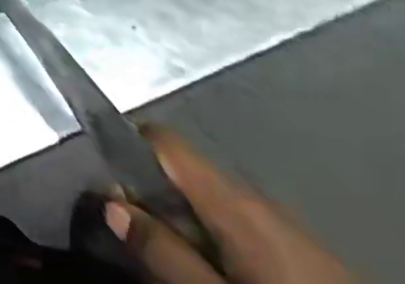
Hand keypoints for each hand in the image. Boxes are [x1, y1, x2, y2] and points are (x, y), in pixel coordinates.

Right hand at [104, 126, 357, 283]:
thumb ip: (160, 247)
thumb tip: (110, 204)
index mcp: (233, 199)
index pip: (162, 139)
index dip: (122, 143)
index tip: (98, 173)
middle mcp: (260, 200)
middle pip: (182, 173)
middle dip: (150, 194)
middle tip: (131, 229)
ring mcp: (288, 228)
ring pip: (209, 202)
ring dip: (181, 219)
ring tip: (171, 253)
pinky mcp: (306, 254)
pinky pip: (240, 226)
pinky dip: (212, 236)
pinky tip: (214, 266)